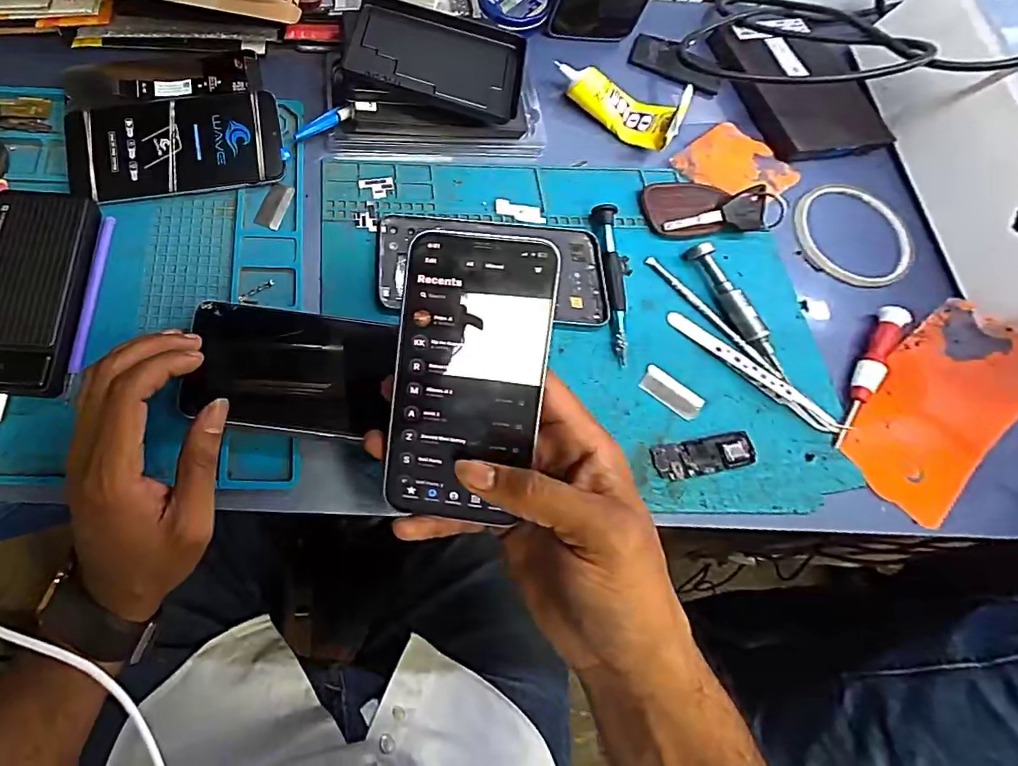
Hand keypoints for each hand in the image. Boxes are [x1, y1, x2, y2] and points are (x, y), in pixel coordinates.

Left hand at [64, 331, 227, 622]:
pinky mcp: (79, 449)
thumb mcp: (193, 523)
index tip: (196, 358)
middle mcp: (85, 452)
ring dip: (133, 352)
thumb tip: (215, 405)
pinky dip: (121, 368)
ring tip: (173, 344)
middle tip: (191, 343)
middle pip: (106, 376)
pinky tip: (148, 363)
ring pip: (94, 378)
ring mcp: (76, 449)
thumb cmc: (153, 564)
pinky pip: (92, 392)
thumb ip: (201, 460)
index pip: (126, 394)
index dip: (162, 364)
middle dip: (150, 348)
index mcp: (112, 471)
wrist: (107, 595)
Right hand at [364, 373, 681, 673]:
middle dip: (452, 413)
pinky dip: (435, 513)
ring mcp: (522, 494)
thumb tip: (468, 468)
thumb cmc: (631, 589)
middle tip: (405, 398)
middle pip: (494, 426)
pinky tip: (407, 518)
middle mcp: (548, 463)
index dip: (508, 370)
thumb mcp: (597, 531)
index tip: (460, 357)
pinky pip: (463, 510)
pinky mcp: (503, 526)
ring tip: (387, 446)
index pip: (545, 394)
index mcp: (582, 449)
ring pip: (471, 465)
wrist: (621, 660)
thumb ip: (535, 494)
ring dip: (431, 460)